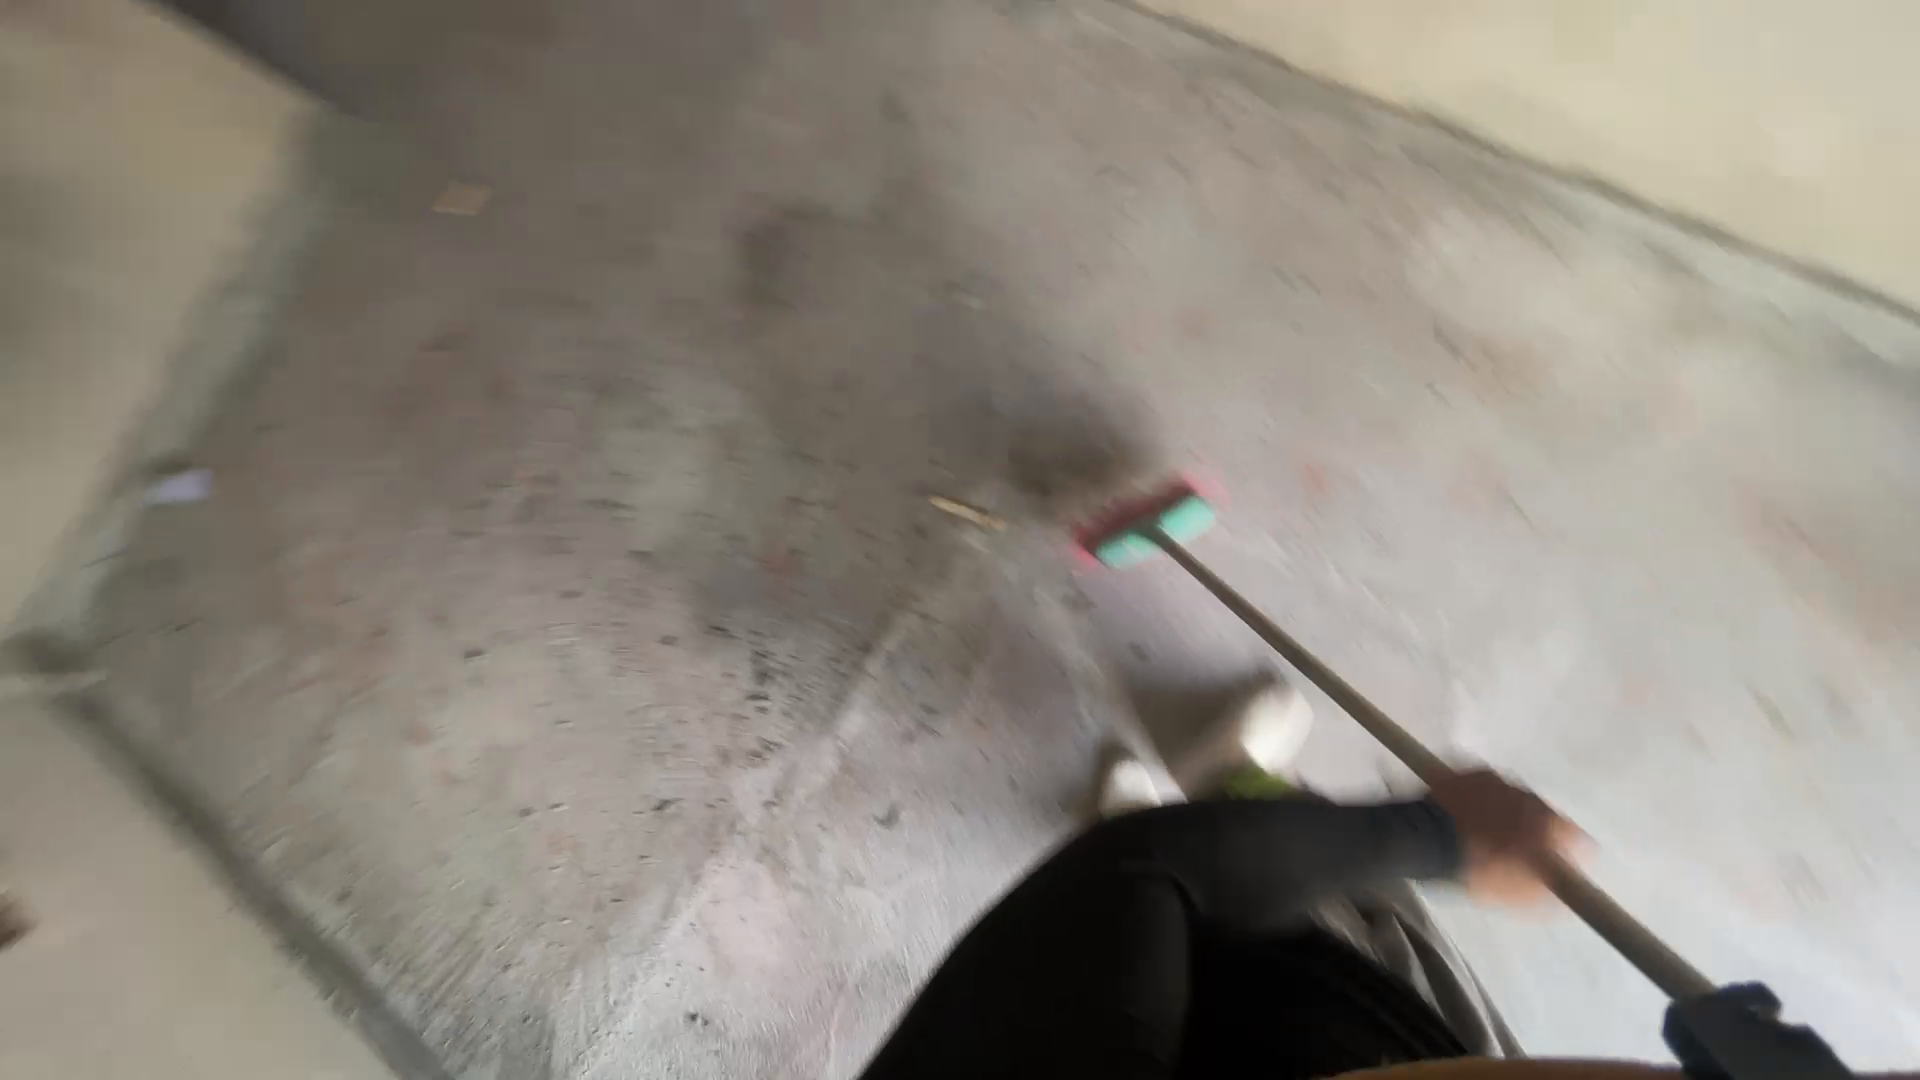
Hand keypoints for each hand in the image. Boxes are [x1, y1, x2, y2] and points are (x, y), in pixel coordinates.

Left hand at [1426, 768, 1588, 906]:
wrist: (1427, 838)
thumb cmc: (1480, 869)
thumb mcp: (1524, 894)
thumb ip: (1553, 886)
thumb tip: (1563, 883)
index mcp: (1553, 824)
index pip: (1578, 839)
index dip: (1566, 852)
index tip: (1553, 863)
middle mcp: (1530, 795)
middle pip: (1542, 814)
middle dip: (1533, 827)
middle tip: (1513, 846)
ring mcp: (1497, 779)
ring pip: (1511, 796)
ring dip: (1505, 809)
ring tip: (1485, 827)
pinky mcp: (1466, 771)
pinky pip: (1482, 785)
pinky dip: (1479, 797)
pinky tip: (1467, 811)